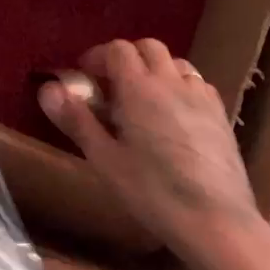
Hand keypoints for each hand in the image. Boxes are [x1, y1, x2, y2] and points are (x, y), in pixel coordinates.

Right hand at [38, 39, 261, 262]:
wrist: (217, 222)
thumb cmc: (153, 192)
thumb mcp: (105, 160)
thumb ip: (77, 120)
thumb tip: (47, 88)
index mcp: (139, 87)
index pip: (117, 49)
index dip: (97, 56)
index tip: (84, 76)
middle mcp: (172, 82)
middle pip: (149, 48)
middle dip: (127, 57)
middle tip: (111, 85)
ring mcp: (201, 97)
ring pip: (176, 63)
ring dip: (156, 69)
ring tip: (144, 98)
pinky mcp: (222, 116)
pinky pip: (198, 85)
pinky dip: (181, 87)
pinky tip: (176, 116)